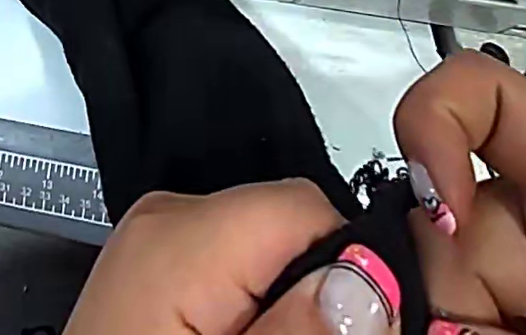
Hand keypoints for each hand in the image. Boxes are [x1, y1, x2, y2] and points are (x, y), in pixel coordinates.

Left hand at [65, 179, 407, 334]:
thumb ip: (298, 334)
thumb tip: (370, 281)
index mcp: (178, 233)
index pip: (304, 204)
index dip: (352, 266)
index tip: (368, 326)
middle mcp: (164, 216)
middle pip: (286, 222)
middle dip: (320, 287)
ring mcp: (155, 237)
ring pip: (265, 245)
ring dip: (290, 299)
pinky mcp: (155, 264)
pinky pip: (229, 263)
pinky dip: (254, 301)